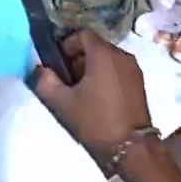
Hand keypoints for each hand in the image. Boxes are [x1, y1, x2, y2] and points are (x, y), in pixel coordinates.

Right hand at [29, 30, 151, 159]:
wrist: (132, 148)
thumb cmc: (96, 121)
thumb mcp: (63, 103)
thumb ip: (46, 82)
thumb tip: (40, 70)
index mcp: (103, 53)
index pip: (82, 34)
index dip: (67, 45)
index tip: (58, 64)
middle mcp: (121, 54)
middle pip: (95, 45)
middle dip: (77, 58)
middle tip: (66, 80)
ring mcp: (133, 68)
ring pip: (107, 57)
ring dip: (91, 67)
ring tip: (80, 91)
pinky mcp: (140, 81)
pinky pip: (117, 68)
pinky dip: (105, 75)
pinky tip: (98, 98)